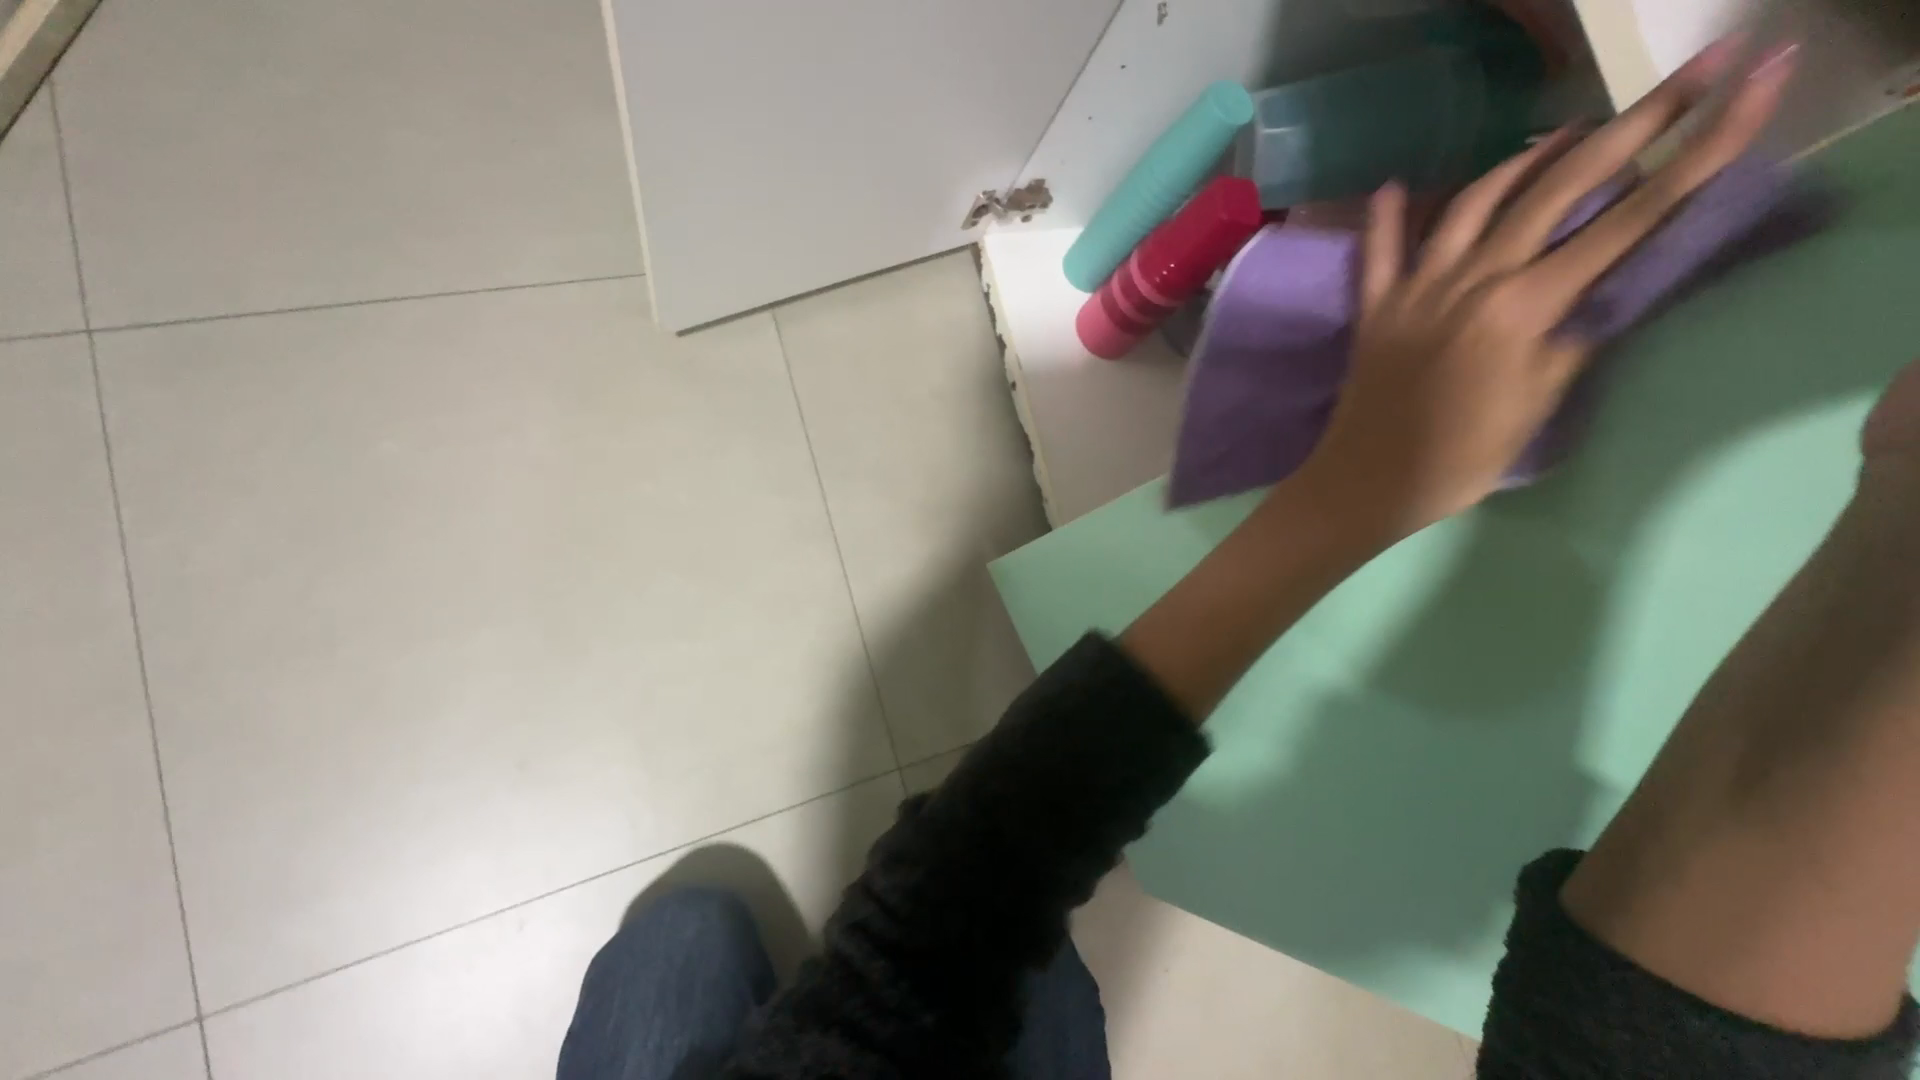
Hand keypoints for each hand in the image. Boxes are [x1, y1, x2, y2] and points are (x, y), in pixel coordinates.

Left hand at [1298, 37, 1796, 541]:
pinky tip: (1395, 185)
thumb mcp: (1538, 403)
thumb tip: (1600, 292)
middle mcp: (1469, 282)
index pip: (1619, 224)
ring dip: (1519, 162)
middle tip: (1668, 89)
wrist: (1370, 482)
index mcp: (1521, 308)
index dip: (1686, 161)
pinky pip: (1377, 252)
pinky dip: (1387, 217)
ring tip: (1561, 135)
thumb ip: (1571, 340)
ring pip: (1469, 205)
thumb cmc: (1461, 458)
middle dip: (1619, 132)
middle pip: (1551, 192)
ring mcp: (1414, 290)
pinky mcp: (1372, 307)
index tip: (1731, 102)